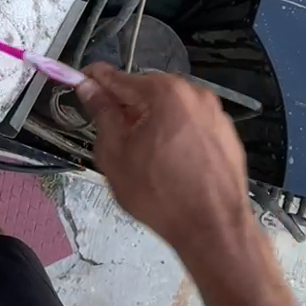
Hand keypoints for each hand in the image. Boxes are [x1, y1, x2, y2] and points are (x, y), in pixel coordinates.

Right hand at [76, 63, 255, 259]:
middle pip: (146, 90)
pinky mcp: (225, 132)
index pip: (117, 77)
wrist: (213, 228)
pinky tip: (167, 162)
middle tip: (111, 134)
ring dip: (150, 121)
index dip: (94, 80)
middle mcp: (193, 94)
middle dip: (126, 107)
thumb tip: (90, 89)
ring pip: (169, 107)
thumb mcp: (116, 152)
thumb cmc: (163, 195)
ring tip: (141, 155)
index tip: (80, 81)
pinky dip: (174, 134)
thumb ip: (101, 113)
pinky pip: (189, 123)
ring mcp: (214, 112)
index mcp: (164, 93)